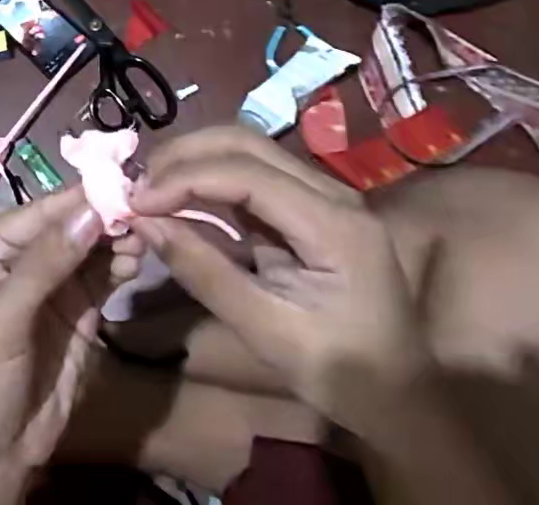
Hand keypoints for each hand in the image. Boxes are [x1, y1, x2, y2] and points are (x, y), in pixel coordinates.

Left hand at [0, 187, 142, 504]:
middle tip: (144, 214)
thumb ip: (46, 263)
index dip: (85, 196)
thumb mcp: (5, 317)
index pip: (48, 208)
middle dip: (109, 216)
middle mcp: (30, 250)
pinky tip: (136, 263)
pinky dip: (124, 263)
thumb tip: (90, 212)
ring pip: (96, 243)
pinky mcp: (82, 304)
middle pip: (76, 221)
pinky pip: (107, 271)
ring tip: (143, 240)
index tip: (126, 186)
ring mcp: (59, 278)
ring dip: (120, 238)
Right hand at [129, 128, 427, 436]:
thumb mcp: (266, 331)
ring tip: (151, 189)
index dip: (185, 178)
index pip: (247, 173)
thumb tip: (144, 223)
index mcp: (334, 223)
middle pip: (246, 142)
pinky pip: (252, 174)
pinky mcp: (310, 202)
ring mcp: (323, 192)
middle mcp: (332, 191)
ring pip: (247, 147)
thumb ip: (204, 272)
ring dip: (195, 161)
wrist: (402, 396)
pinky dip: (210, 180)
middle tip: (138, 187)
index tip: (136, 201)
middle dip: (185, 156)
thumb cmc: (341, 373)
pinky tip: (181, 200)